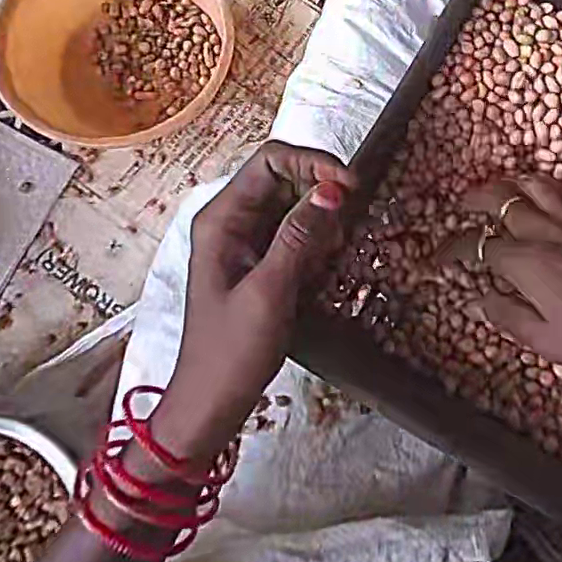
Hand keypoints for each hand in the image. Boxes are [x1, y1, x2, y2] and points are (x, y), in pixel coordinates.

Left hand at [153, 141, 353, 462]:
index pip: (270, 160)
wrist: (211, 401)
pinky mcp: (260, 259)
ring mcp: (246, 239)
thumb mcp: (269, 291)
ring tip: (332, 250)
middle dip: (320, 190)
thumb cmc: (232, 350)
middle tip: (347, 221)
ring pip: (293, 203)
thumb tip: (333, 189)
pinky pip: (294, 231)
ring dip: (320, 218)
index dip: (313, 162)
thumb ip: (298, 236)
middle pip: (283, 176)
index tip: (350, 186)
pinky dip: (314, 239)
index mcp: (222, 217)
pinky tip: (323, 263)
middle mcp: (232, 219)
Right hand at [454, 174, 561, 409]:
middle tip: (461, 206)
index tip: (441, 258)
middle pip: (502, 200)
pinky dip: (548, 187)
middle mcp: (548, 234)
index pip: (478, 245)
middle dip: (475, 199)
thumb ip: (503, 314)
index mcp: (527, 262)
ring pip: (535, 186)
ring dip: (510, 183)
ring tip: (497, 189)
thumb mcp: (541, 338)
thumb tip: (474, 301)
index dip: (453, 249)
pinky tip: (543, 195)